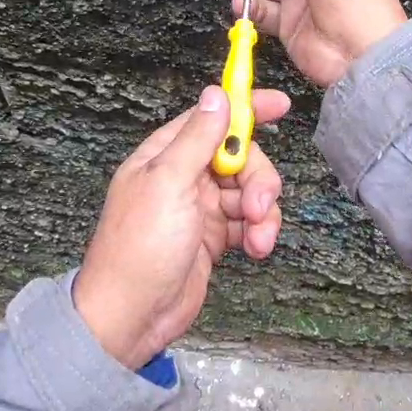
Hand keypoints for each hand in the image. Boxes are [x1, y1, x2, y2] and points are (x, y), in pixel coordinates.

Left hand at [73, 85, 290, 368]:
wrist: (131, 317)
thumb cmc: (140, 247)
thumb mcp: (169, 184)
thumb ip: (197, 138)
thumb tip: (216, 93)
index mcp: (165, 154)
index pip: (211, 118)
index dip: (246, 108)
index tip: (280, 104)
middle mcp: (183, 176)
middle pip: (239, 156)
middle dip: (258, 177)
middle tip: (259, 204)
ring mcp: (199, 207)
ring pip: (248, 190)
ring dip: (262, 210)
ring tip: (259, 238)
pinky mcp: (213, 237)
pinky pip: (248, 221)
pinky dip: (257, 232)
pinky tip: (255, 249)